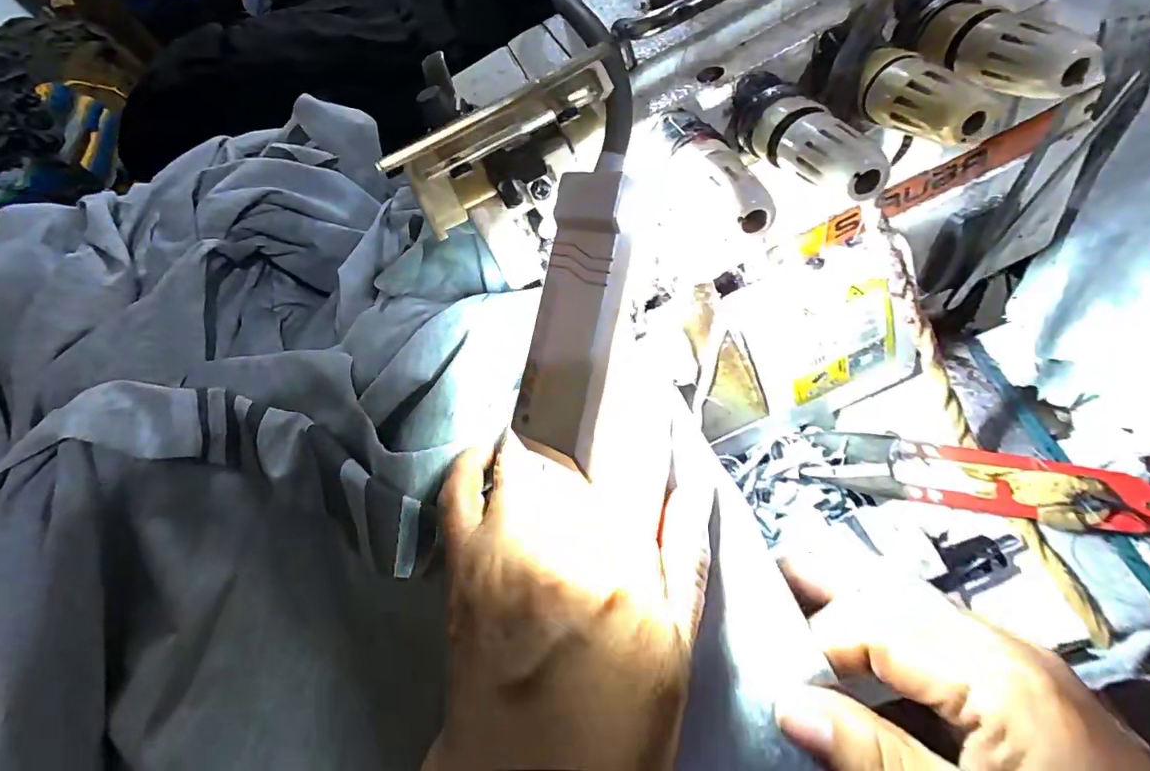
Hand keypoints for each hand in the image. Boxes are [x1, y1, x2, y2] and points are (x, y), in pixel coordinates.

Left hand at [423, 429, 714, 770]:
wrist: (528, 769)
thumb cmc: (612, 721)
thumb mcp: (673, 649)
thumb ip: (683, 559)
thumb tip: (691, 488)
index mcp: (620, 570)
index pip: (623, 469)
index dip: (625, 433)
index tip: (627, 413)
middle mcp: (556, 546)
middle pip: (562, 455)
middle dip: (573, 444)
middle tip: (580, 451)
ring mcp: (500, 547)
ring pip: (514, 460)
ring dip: (529, 447)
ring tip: (543, 449)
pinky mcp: (461, 557)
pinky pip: (458, 487)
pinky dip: (471, 461)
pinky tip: (487, 453)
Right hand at [773, 547, 1149, 770]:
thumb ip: (875, 754)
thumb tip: (787, 705)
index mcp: (995, 669)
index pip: (867, 622)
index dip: (810, 643)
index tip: (772, 679)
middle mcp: (1008, 648)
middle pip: (888, 594)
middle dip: (822, 590)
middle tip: (761, 583)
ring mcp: (1026, 667)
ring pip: (912, 611)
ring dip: (853, 612)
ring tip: (795, 608)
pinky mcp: (1035, 692)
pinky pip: (941, 643)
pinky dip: (891, 643)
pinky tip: (863, 663)